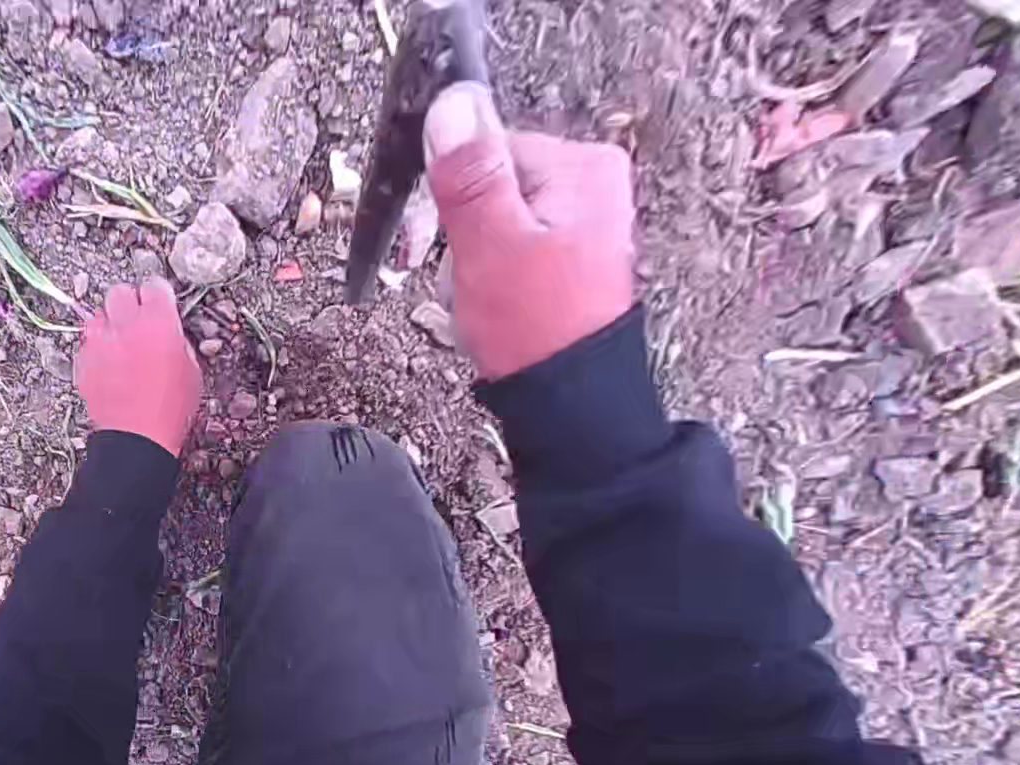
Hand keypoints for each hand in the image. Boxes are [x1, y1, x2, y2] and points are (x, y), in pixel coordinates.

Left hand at [75, 278, 201, 456]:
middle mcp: (126, 325)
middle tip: (139, 322)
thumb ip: (179, 342)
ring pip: (99, 314)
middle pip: (120, 291)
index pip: (155, 286)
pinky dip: (98, 348)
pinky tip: (111, 365)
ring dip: (111, 324)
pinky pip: (88, 342)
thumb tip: (172, 333)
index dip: (159, 296)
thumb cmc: (170, 410)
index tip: (161, 304)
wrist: (138, 439)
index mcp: (159, 323)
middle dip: (130, 303)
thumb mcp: (192, 372)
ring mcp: (100, 342)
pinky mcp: (84, 360)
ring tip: (123, 344)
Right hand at [424, 83, 636, 380]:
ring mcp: (577, 231)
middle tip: (465, 281)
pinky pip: (506, 257)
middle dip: (463, 241)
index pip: (489, 151)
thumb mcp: (490, 246)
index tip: (432, 237)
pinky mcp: (562, 266)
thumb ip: (470, 177)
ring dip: (470, 269)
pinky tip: (492, 311)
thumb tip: (451, 109)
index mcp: (580, 171)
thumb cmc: (535, 330)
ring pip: (493, 230)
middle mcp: (587, 192)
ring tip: (481, 303)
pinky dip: (488, 284)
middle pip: (490, 192)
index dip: (452, 197)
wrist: (564, 401)